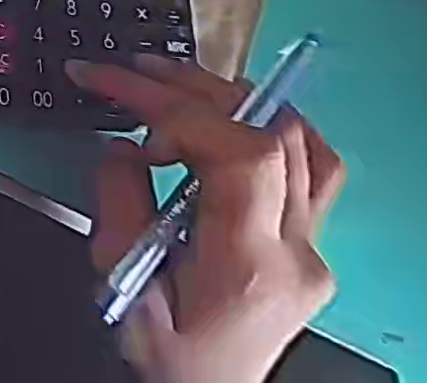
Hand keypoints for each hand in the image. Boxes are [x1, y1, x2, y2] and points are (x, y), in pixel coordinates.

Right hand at [68, 55, 345, 382]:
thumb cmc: (162, 354)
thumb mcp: (121, 279)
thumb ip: (119, 202)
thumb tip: (125, 146)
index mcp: (251, 263)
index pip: (241, 151)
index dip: (176, 104)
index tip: (115, 88)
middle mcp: (297, 250)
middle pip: (268, 132)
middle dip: (190, 86)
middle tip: (132, 72)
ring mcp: (312, 246)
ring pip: (301, 141)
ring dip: (230, 97)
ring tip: (171, 81)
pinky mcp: (305, 242)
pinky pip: (307, 163)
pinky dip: (263, 123)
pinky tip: (223, 115)